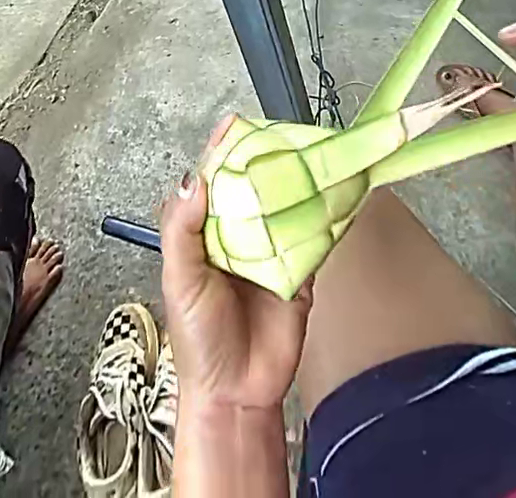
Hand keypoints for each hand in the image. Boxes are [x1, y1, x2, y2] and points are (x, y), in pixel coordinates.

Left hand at [160, 116, 312, 414]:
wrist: (237, 392)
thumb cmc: (198, 339)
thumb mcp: (179, 280)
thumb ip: (182, 231)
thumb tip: (193, 180)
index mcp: (207, 231)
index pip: (215, 181)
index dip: (223, 151)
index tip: (234, 123)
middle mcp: (241, 233)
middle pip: (255, 186)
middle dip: (267, 159)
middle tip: (284, 133)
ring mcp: (273, 249)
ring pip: (287, 205)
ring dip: (299, 182)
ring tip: (313, 153)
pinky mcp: (301, 268)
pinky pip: (315, 236)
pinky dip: (326, 216)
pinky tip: (335, 193)